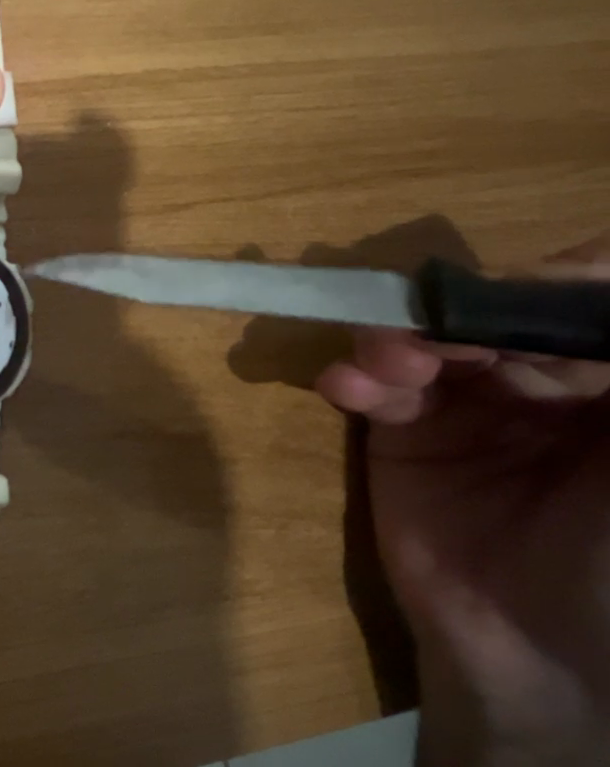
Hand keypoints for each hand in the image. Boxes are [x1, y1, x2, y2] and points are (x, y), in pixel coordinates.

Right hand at [317, 237, 609, 766]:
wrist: (548, 651)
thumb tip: (563, 278)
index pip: (581, 299)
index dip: (550, 282)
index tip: (516, 288)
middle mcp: (553, 382)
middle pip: (494, 312)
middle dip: (459, 312)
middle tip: (432, 329)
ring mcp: (471, 406)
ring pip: (425, 340)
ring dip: (396, 340)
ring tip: (385, 364)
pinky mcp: (401, 432)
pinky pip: (372, 385)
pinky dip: (354, 377)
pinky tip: (347, 387)